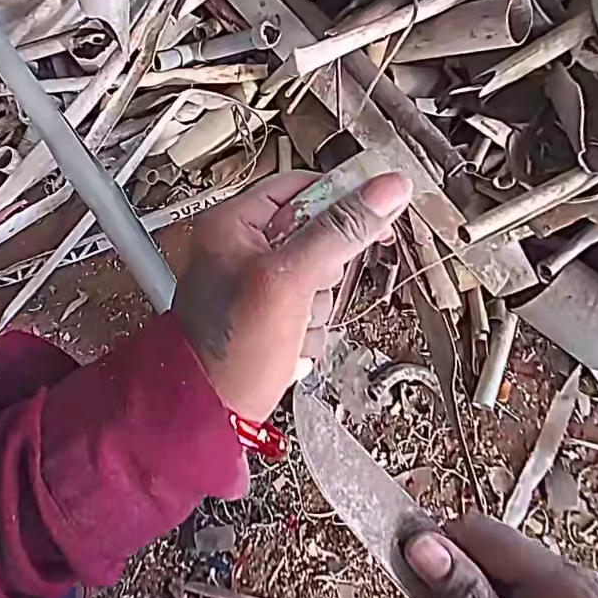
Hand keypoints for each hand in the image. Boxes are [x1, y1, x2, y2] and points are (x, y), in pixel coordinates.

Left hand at [172, 170, 410, 422]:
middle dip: (322, 271)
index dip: (338, 198)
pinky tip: (288, 343)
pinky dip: (309, 329)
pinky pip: (313, 309)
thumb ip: (339, 230)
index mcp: (233, 224)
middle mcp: (242, 249)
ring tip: (289, 325)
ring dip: (316, 306)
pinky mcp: (271, 315)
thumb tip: (385, 189)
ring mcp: (258, 284)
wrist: (212, 411)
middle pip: (316, 235)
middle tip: (303, 290)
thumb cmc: (232, 345)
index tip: (376, 209)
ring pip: (320, 277)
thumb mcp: (290, 278)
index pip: (299, 187)